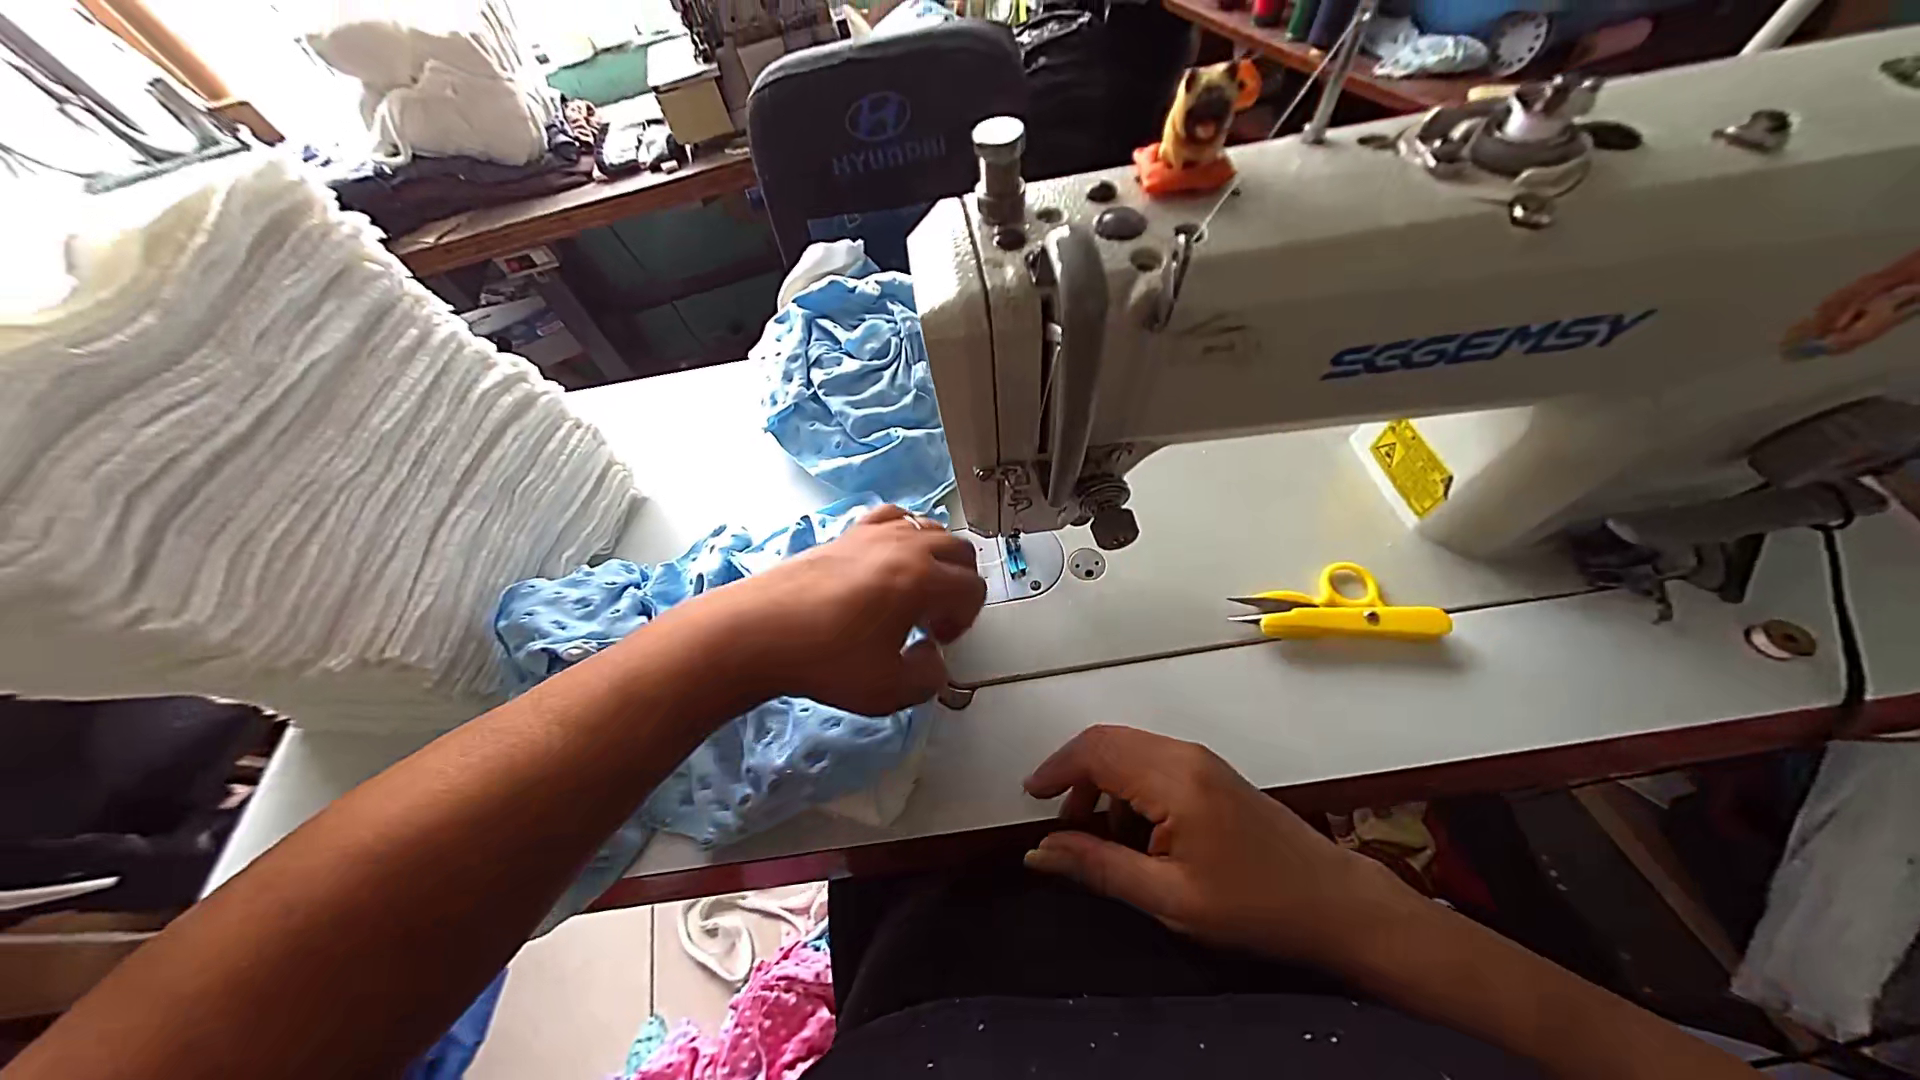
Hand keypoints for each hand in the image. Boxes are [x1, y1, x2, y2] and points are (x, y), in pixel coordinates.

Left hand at [703, 505, 985, 715]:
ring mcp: (873, 534)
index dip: (966, 618)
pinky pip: (891, 517)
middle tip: (935, 616)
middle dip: (959, 584)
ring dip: (936, 558)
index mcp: (922, 580)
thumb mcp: (889, 690)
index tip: (940, 638)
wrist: (757, 633)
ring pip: (929, 528)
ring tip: (916, 589)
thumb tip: (932, 658)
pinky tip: (889, 558)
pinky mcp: (847, 533)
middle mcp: (904, 547)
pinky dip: (904, 533)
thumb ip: (928, 678)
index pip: (973, 588)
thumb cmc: (823, 659)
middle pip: (959, 550)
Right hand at [1022, 725, 1419, 967]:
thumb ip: (1097, 868)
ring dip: (1099, 781)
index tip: (1032, 797)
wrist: (1335, 903)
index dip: (1055, 770)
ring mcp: (1198, 758)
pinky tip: (1132, 829)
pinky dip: (1124, 784)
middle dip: (1074, 775)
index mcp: (1172, 780)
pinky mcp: (1207, 770)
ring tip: (1097, 835)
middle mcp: (1183, 755)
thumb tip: (1039, 853)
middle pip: (1106, 740)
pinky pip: (1148, 760)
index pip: (1095, 752)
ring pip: (1126, 748)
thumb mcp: (1168, 898)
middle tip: (1063, 826)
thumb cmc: (1255, 907)